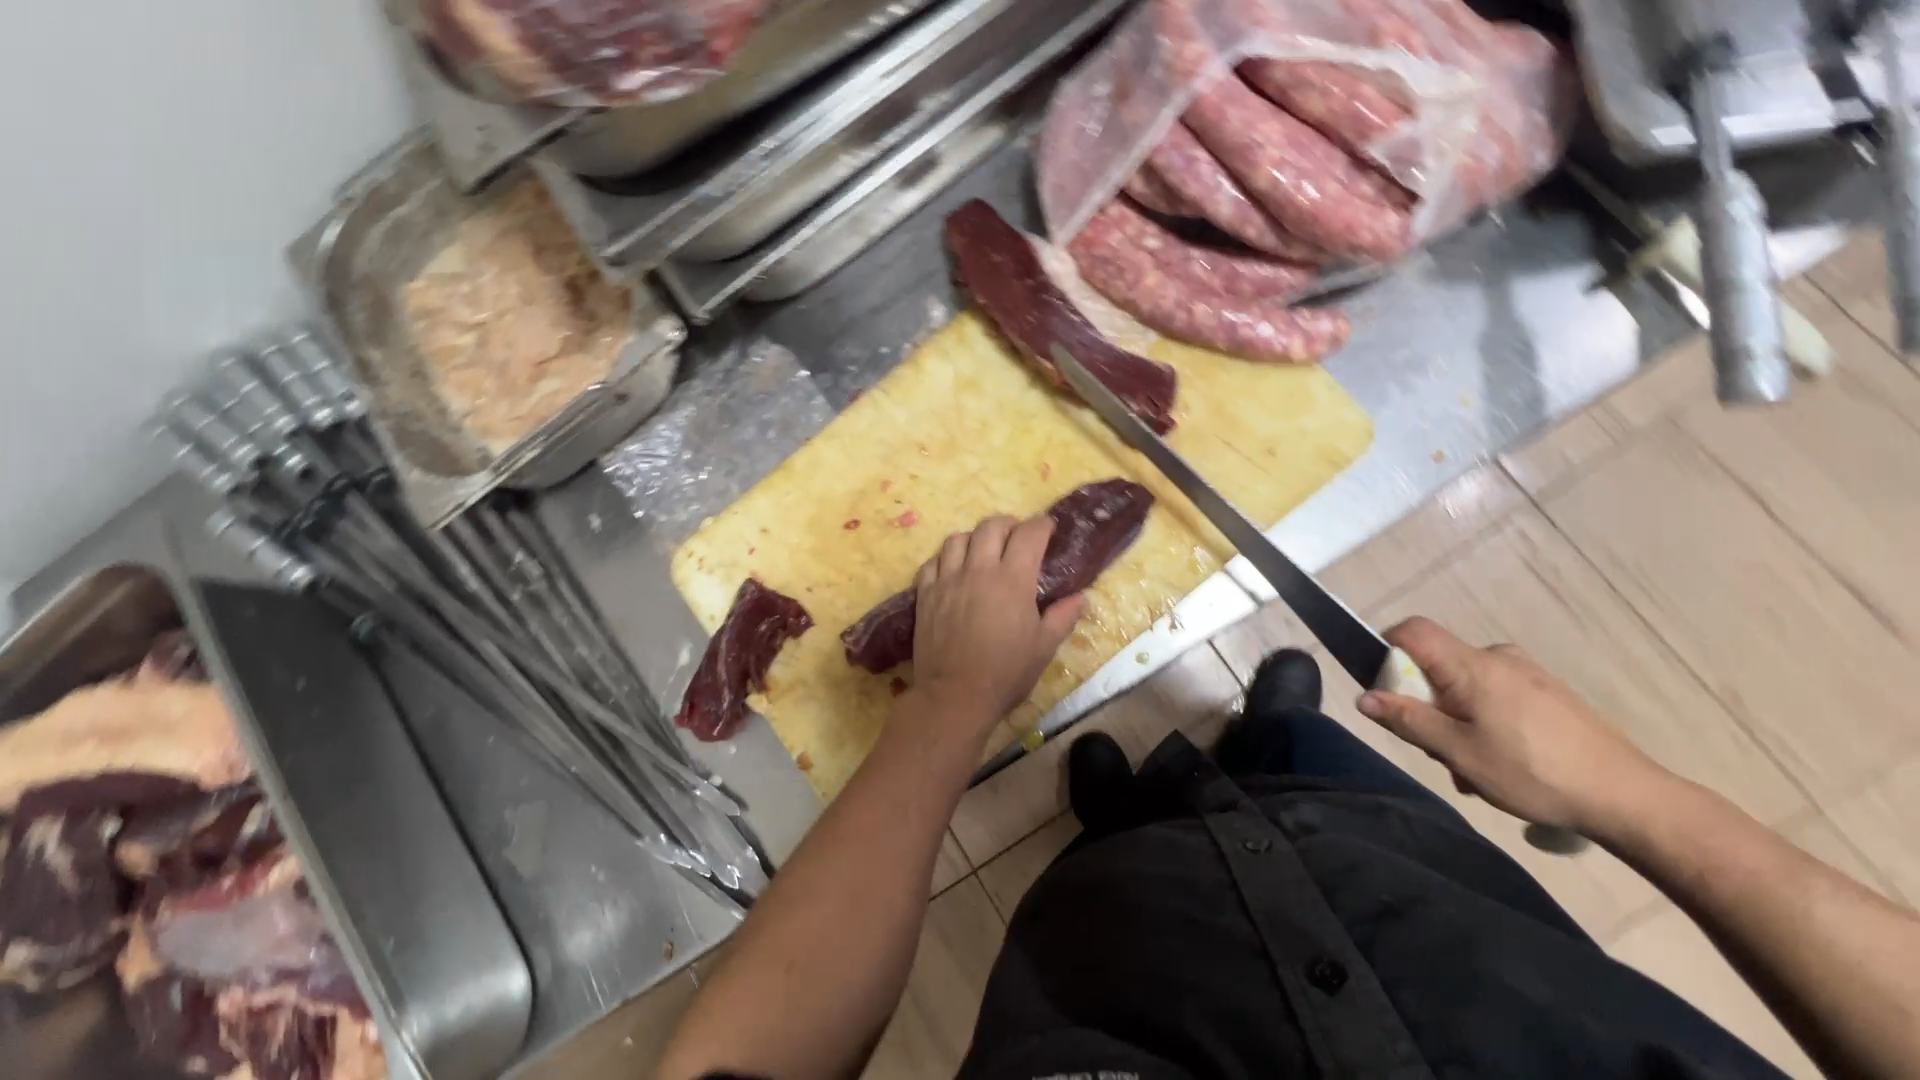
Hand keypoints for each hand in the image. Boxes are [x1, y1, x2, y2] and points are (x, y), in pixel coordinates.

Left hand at [911, 515, 1086, 726]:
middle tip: (1016, 537)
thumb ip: (1062, 617)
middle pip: (991, 527)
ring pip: (957, 539)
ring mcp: (948, 580)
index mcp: (1012, 580)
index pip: (1028, 534)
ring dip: (974, 539)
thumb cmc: (1006, 673)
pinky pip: (932, 563)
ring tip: (982, 552)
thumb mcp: (1043, 648)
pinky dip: (945, 560)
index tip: (1047, 528)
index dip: (1041, 525)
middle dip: (1008, 525)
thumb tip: (1080, 597)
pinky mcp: (925, 594)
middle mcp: (979, 570)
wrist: (954, 695)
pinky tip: (952, 572)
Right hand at [1356, 617, 1665, 832]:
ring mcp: (1528, 674)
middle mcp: (1499, 658)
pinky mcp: (1549, 694)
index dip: (1386, 649)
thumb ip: (1409, 721)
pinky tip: (1503, 763)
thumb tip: (1363, 697)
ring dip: (1456, 720)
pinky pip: (1496, 696)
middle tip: (1438, 751)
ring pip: (1466, 685)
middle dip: (1425, 703)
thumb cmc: (1534, 773)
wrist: (1627, 796)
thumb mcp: (1460, 753)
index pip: (1413, 630)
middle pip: (1437, 664)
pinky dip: (1484, 722)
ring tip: (1474, 769)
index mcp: (1473, 666)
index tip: (1385, 690)